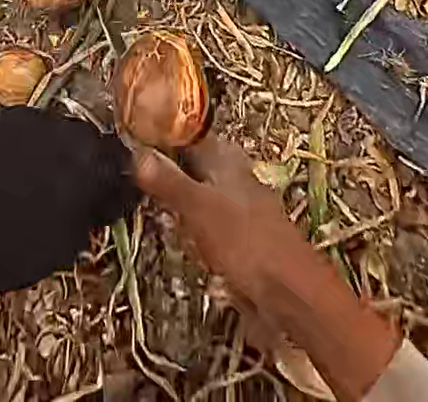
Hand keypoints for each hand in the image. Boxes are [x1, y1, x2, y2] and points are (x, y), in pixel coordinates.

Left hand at [0, 105, 137, 310]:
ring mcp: (32, 118)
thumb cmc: (8, 250)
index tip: (109, 194)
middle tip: (75, 187)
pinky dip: (30, 143)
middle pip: (90, 139)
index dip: (115, 178)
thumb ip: (94, 212)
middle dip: (88, 160)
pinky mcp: (3, 115)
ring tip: (42, 175)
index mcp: (89, 162)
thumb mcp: (66, 244)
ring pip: (60, 129)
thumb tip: (111, 197)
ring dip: (59, 148)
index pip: (120, 160)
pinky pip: (29, 127)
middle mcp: (66, 129)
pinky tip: (15, 166)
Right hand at [134, 135, 399, 401]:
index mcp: (227, 160)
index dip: (165, 135)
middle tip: (145, 183)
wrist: (290, 292)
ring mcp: (243, 208)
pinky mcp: (246, 239)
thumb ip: (169, 181)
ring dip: (183, 207)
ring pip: (204, 197)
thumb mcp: (199, 207)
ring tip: (166, 217)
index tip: (137, 142)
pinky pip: (212, 227)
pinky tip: (190, 246)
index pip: (191, 135)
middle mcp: (236, 177)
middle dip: (171, 173)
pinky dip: (197, 233)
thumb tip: (137, 152)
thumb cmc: (245, 241)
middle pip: (196, 165)